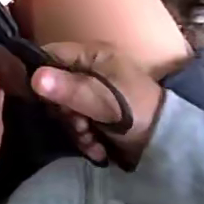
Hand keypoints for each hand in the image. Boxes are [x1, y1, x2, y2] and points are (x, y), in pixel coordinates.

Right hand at [29, 42, 164, 166]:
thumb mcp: (102, 100)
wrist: (169, 142)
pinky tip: (98, 149)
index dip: (41, 74)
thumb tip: (34, 78)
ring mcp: (96, 93)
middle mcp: (92, 70)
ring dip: (76, 129)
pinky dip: (86, 138)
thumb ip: (69, 89)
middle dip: (65, 111)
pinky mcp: (99, 114)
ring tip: (91, 139)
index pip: (51, 54)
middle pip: (56, 86)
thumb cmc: (137, 110)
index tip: (42, 98)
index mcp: (93, 55)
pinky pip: (79, 123)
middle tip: (78, 124)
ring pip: (67, 109)